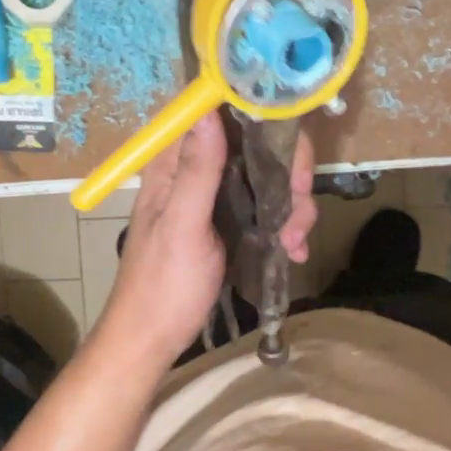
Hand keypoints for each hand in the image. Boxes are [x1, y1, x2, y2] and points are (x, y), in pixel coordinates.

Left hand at [93, 113, 315, 367]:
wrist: (153, 339)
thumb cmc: (162, 287)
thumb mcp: (181, 227)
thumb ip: (197, 170)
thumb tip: (210, 110)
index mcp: (174, 163)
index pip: (222, 113)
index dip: (262, 120)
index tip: (289, 152)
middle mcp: (195, 171)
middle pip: (256, 144)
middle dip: (287, 175)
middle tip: (297, 212)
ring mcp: (214, 198)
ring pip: (267, 177)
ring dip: (292, 205)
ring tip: (293, 242)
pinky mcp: (229, 223)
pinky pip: (267, 207)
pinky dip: (286, 224)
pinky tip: (292, 250)